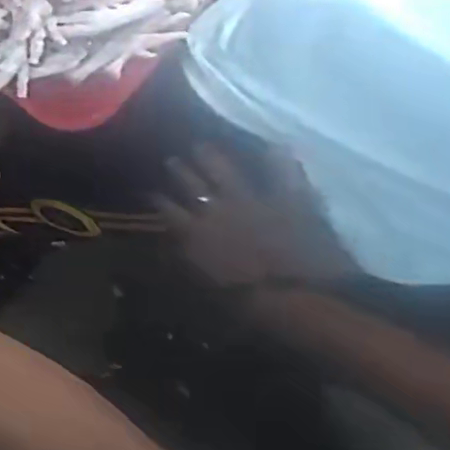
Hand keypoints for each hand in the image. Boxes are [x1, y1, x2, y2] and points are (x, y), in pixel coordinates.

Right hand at [150, 143, 359, 289]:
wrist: (301, 300)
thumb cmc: (246, 304)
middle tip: (172, 159)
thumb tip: (168, 249)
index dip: (155, 197)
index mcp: (191, 230)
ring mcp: (252, 200)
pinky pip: (283, 173)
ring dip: (211, 156)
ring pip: (223, 169)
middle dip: (179, 169)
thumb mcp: (202, 287)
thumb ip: (185, 262)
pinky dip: (279, 159)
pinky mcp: (289, 201)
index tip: (149, 191)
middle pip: (190, 182)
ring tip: (202, 146)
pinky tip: (274, 145)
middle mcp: (215, 208)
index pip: (164, 206)